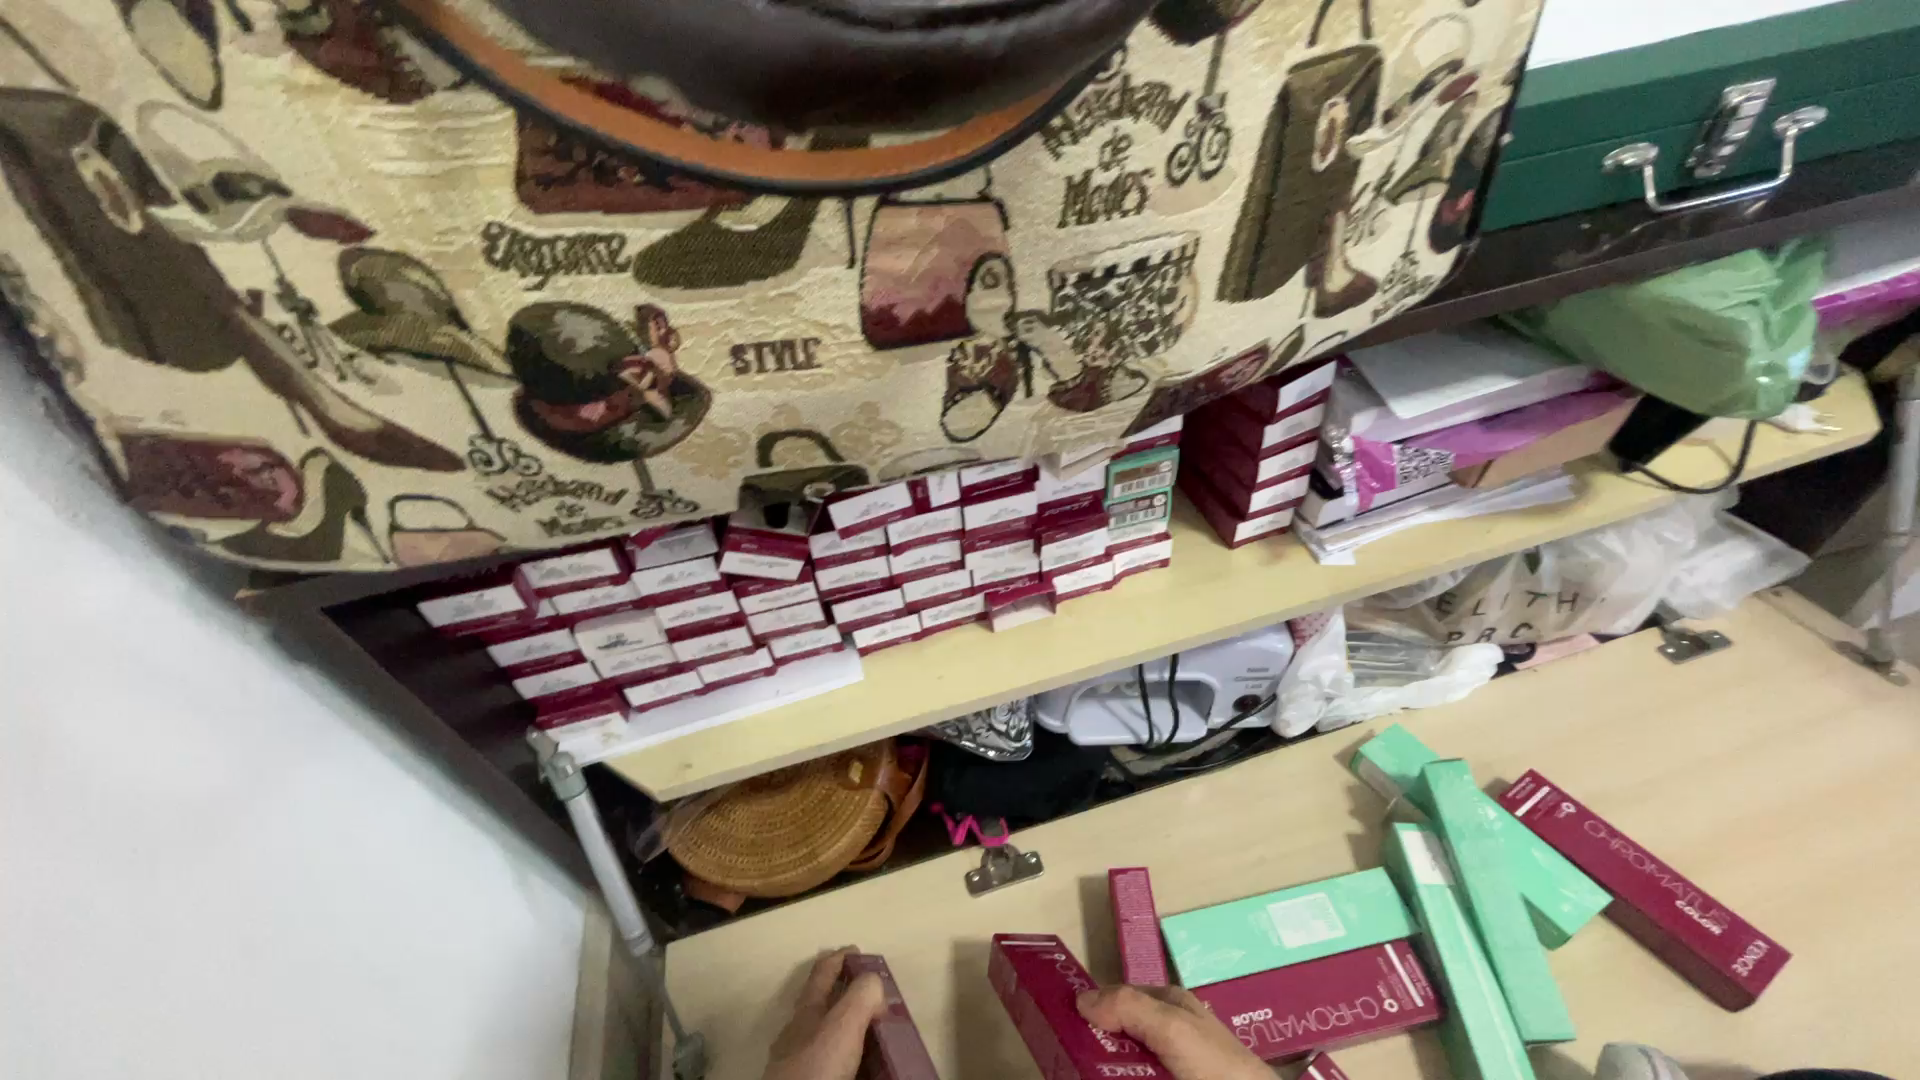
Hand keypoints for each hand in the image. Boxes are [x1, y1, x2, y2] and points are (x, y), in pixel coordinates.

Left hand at [764, 948, 886, 1079]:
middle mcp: (800, 1033)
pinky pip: (836, 1067)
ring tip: (881, 1039)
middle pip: (828, 1006)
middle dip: (853, 999)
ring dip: (856, 1035)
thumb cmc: (815, 1068)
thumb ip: (861, 995)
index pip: (824, 970)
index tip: (858, 950)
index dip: (842, 956)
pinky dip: (854, 1064)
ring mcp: (800, 1063)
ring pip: (832, 1040)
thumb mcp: (842, 1024)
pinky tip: (867, 1070)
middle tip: (881, 1003)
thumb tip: (874, 982)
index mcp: (806, 1010)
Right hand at [1077, 985, 1270, 1079]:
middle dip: (1096, 1052)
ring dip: (1104, 1069)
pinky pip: (1138, 1077)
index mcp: (1169, 1006)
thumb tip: (1080, 999)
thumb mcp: (1172, 1028)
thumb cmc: (1217, 1070)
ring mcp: (1169, 1068)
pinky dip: (1122, 1076)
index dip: (1092, 1012)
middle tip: (1073, 1066)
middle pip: (1118, 1039)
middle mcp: (1168, 1035)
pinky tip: (1099, 1079)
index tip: (1063, 1032)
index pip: (1117, 999)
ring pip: (1125, 1066)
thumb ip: (1129, 1007)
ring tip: (1080, 1073)